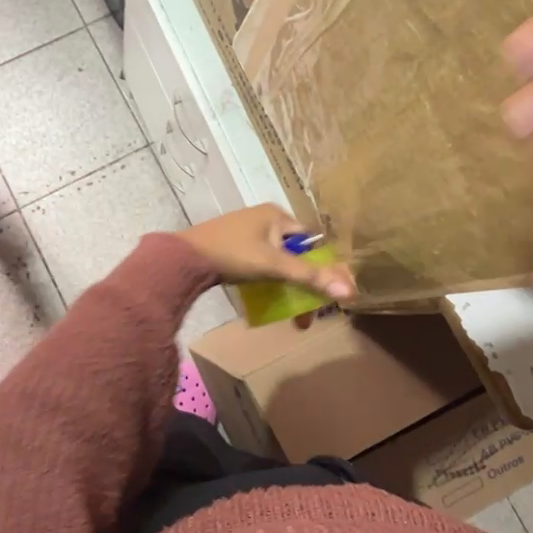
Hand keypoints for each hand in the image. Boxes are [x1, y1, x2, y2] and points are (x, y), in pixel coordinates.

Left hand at [174, 205, 353, 299]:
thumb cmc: (232, 254)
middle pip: (296, 255)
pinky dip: (270, 282)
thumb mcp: (273, 265)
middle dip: (305, 286)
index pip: (312, 242)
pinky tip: (270, 301)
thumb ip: (310, 277)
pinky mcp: (233, 247)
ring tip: (294, 318)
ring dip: (288, 288)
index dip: (324, 267)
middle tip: (307, 316)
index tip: (331, 294)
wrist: (183, 258)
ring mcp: (247, 233)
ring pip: (279, 263)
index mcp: (276, 215)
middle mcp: (264, 219)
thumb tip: (349, 290)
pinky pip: (262, 265)